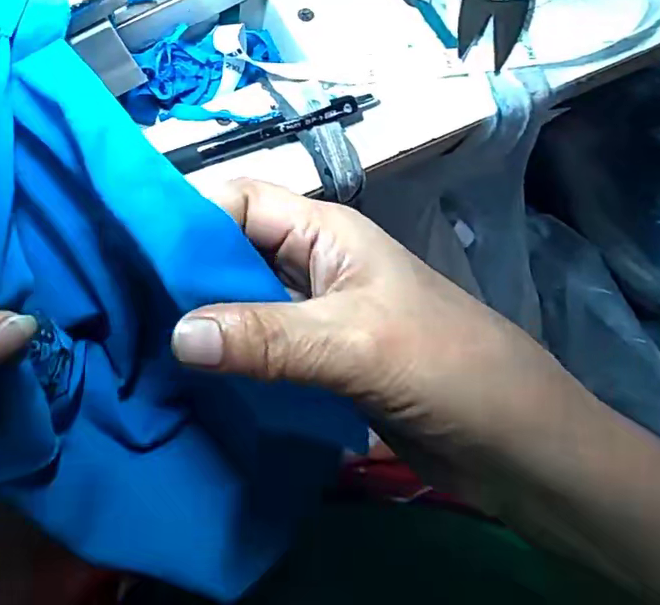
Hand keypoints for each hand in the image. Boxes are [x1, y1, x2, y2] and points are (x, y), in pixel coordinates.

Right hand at [169, 179, 595, 507]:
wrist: (535, 458)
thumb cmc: (453, 371)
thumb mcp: (357, 346)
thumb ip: (267, 338)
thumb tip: (176, 335)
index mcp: (323, 230)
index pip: (237, 201)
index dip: (188, 216)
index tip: (132, 248)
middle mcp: (309, 260)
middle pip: (229, 247)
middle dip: (181, 268)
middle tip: (124, 297)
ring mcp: (310, 309)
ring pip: (237, 296)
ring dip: (198, 313)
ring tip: (141, 335)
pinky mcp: (312, 354)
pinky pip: (252, 339)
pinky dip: (221, 349)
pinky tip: (186, 371)